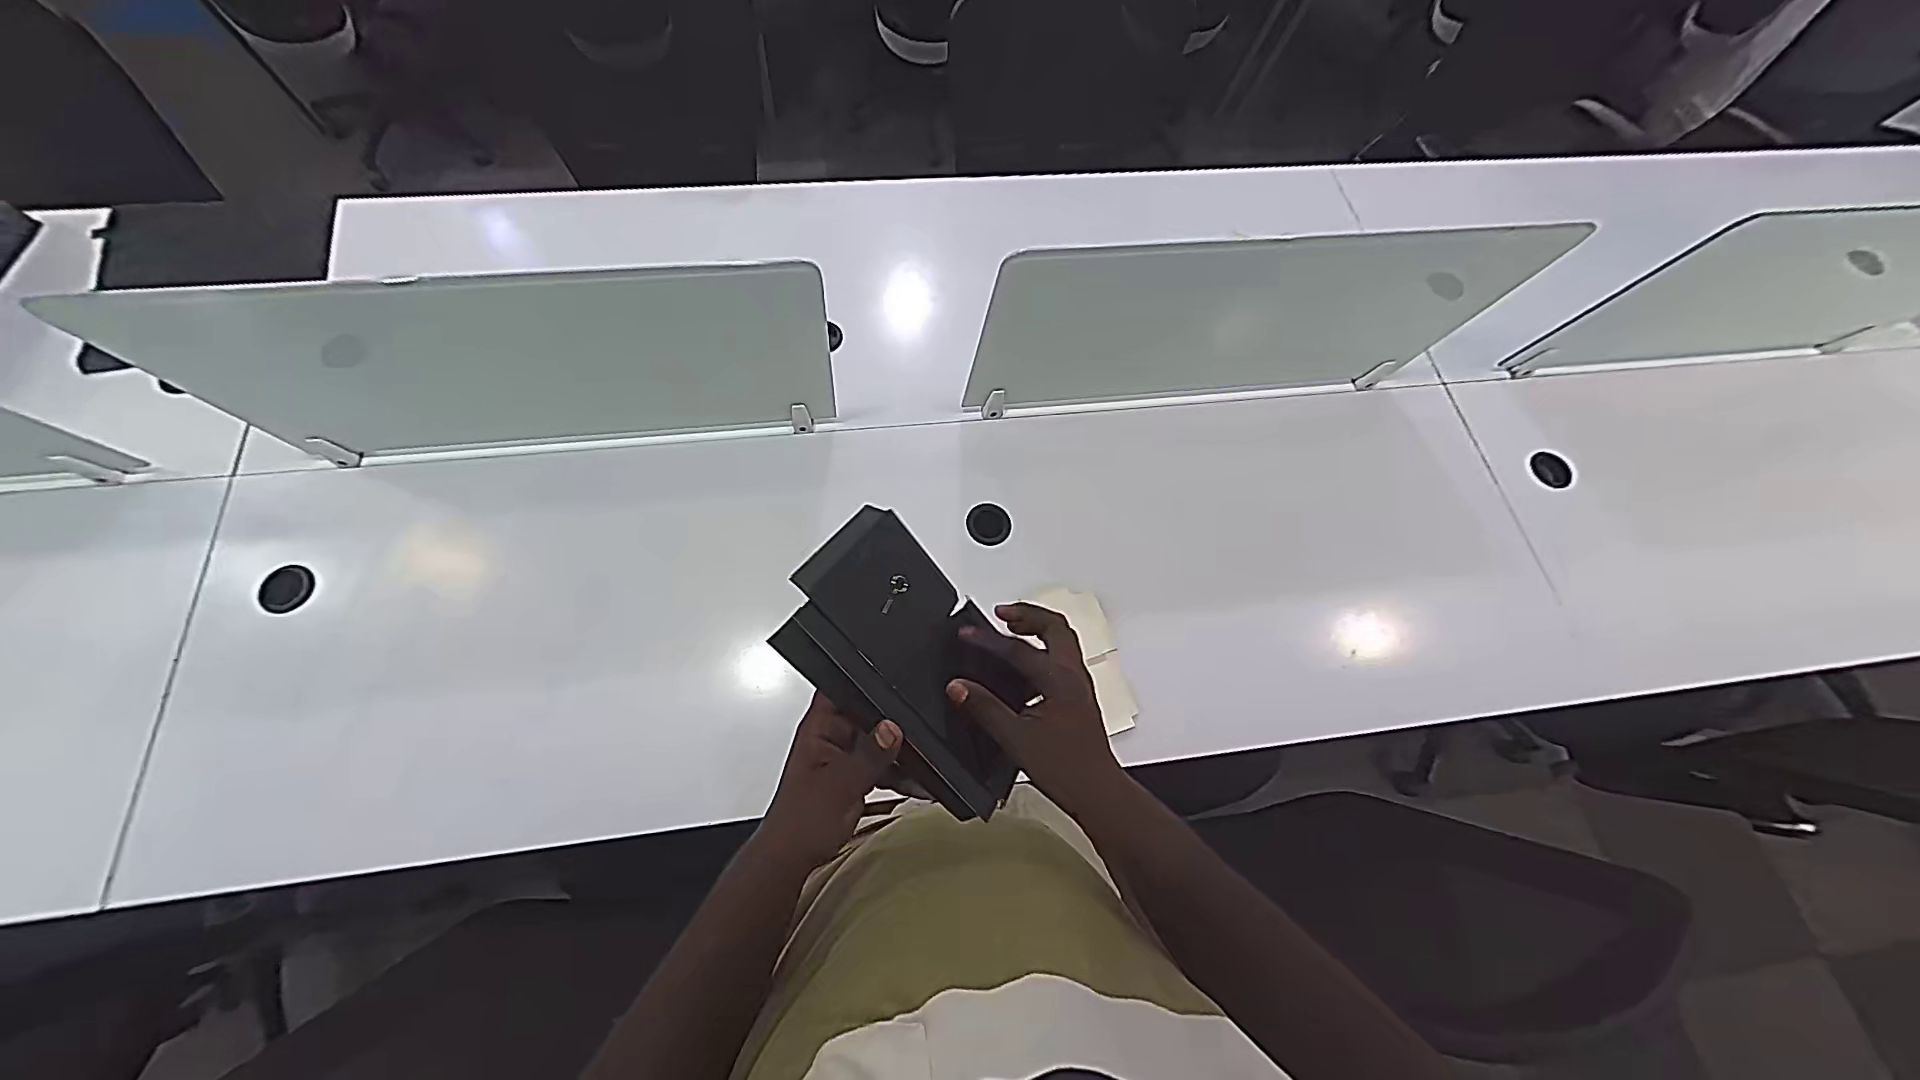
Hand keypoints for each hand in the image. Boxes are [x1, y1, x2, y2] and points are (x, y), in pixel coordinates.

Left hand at [760, 693, 902, 870]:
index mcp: (819, 728)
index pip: (841, 689)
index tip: (892, 686)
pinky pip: (881, 765)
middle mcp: (831, 737)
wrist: (792, 860)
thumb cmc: (798, 822)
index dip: (864, 682)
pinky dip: (897, 773)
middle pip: (867, 715)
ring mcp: (844, 757)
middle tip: (912, 733)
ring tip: (919, 761)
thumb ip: (869, 754)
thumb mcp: (841, 783)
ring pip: (877, 741)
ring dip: (897, 752)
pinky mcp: (854, 776)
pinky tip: (915, 781)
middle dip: (890, 723)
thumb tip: (892, 728)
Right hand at [947, 602, 1125, 814]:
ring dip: (1038, 627)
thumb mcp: (1016, 739)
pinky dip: (1043, 648)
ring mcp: (1080, 685)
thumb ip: (984, 709)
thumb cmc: (1068, 769)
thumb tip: (959, 688)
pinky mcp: (1079, 696)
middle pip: (1055, 626)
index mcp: (1059, 679)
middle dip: (1027, 614)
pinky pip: (1063, 658)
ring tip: (1013, 627)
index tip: (967, 635)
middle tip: (1002, 613)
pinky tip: (1026, 665)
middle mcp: (1074, 675)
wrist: (1098, 792)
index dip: (988, 640)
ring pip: (1062, 640)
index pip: (1019, 649)